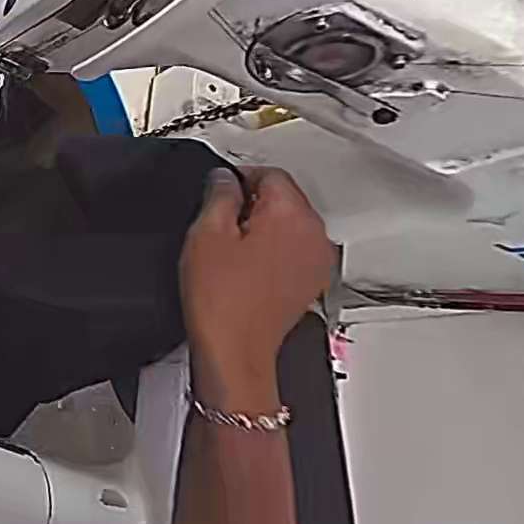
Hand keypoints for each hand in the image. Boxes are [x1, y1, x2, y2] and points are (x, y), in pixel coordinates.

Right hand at [179, 167, 333, 412]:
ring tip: (230, 250)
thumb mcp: (206, 233)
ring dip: (263, 227)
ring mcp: (316, 261)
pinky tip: (244, 268)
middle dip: (252, 203)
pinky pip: (292, 251)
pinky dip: (272, 251)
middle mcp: (314, 236)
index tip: (219, 190)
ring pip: (289, 224)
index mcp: (292, 216)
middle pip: (285, 198)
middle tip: (219, 223)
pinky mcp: (310, 282)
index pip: (271, 173)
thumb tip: (224, 179)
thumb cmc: (222, 300)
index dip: (238, 177)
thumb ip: (219, 194)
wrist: (234, 350)